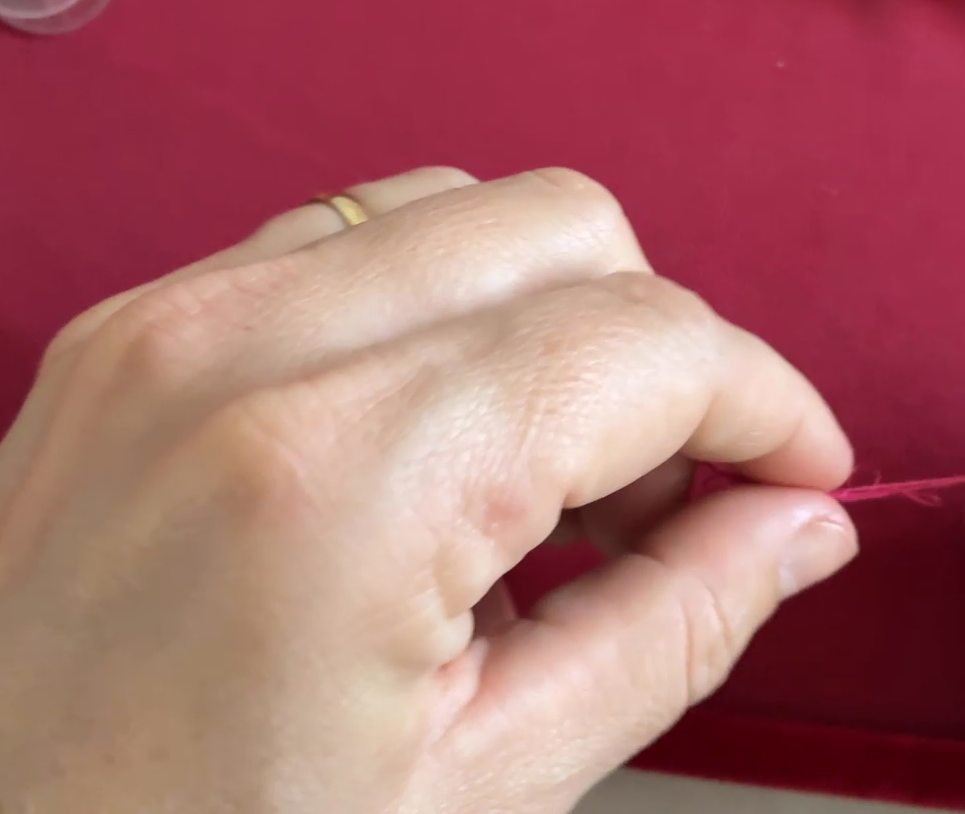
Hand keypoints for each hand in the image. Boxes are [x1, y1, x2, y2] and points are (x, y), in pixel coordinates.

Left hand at [0, 167, 857, 812]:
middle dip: (671, 341)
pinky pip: (384, 232)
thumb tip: (799, 522)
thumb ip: (679, 622)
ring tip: (570, 452)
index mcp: (347, 479)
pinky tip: (467, 414)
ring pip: (484, 209)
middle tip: (682, 471)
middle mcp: (258, 342)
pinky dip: (473, 298)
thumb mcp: (490, 788)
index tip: (803, 466)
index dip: (763, 398)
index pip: (642, 345)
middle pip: (572, 227)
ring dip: (573, 309)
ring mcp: (190, 304)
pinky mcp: (161, 306)